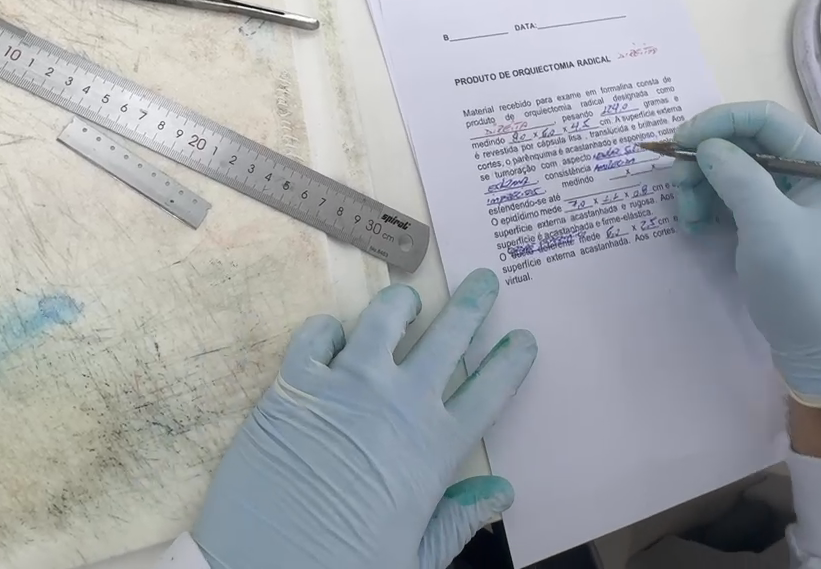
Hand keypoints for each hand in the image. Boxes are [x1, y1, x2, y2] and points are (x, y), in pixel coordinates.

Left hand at [191, 269, 537, 568]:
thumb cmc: (343, 568)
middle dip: (472, 305)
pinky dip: (328, 329)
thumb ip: (457, 520)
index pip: (487, 394)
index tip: (523, 338)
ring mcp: (346, 383)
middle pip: (447, 338)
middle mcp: (396, 402)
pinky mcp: (297, 379)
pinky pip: (318, 332)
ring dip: (402, 303)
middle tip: (483, 280)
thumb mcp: (413, 559)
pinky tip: (332, 337)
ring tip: (408, 301)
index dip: (510, 362)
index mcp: (431, 449)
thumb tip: (503, 491)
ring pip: (385, 317)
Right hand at [666, 101, 820, 407]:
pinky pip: (728, 195)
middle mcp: (807, 176)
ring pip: (730, 168)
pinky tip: (695, 225)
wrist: (819, 352)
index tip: (680, 140)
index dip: (719, 121)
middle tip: (676, 183)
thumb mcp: (769, 227)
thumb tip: (705, 145)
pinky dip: (706, 204)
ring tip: (686, 215)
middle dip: (704, 159)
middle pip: (743, 143)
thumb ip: (738, 177)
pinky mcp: (768, 221)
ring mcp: (787, 199)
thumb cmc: (804, 286)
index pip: (766, 119)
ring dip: (699, 184)